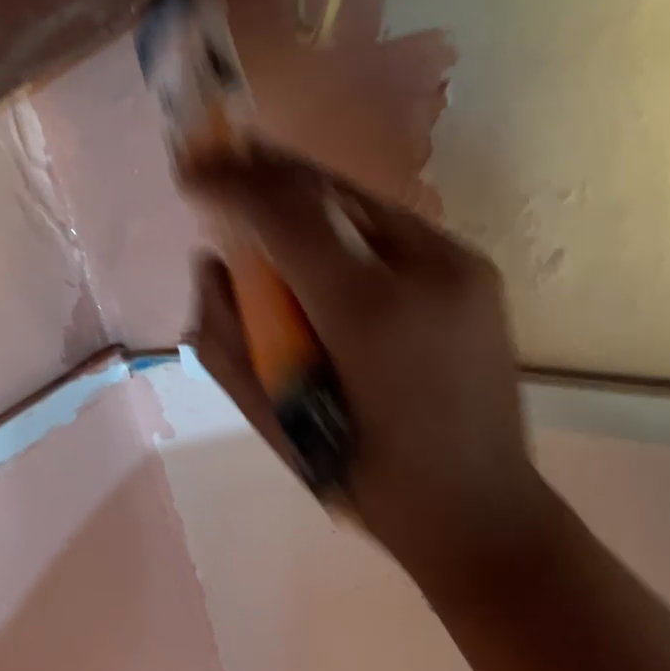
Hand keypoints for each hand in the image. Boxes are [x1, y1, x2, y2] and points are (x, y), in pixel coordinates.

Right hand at [182, 145, 541, 558]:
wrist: (479, 507)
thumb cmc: (366, 479)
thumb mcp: (273, 422)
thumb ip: (226, 338)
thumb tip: (210, 263)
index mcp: (367, 313)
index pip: (287, 213)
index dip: (232, 182)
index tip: (190, 172)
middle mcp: (423, 269)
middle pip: (327, 188)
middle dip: (264, 170)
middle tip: (216, 163)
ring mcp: (460, 264)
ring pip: (362, 202)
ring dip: (304, 195)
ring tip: (261, 196)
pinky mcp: (477, 271)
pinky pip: (393, 228)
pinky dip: (345, 224)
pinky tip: (321, 242)